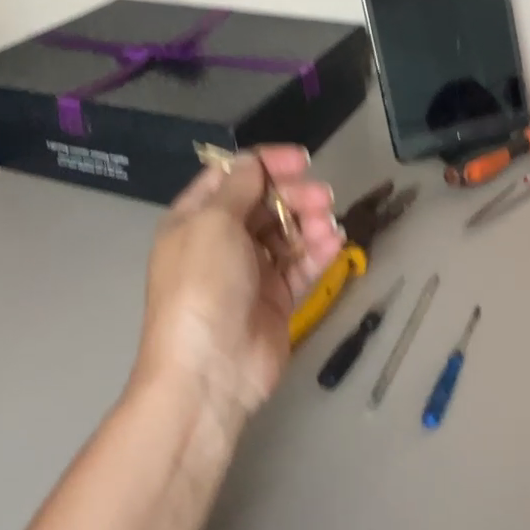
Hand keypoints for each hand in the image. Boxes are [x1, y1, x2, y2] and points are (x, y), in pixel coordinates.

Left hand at [135, 146, 345, 427]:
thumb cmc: (203, 286)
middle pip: (264, 204)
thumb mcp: (212, 224)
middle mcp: (221, 242)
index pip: (231, 177)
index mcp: (194, 219)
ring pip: (287, 234)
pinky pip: (301, 266)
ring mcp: (250, 272)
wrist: (209, 370)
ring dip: (309, 223)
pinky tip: (335, 243)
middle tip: (322, 198)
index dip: (266, 163)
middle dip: (294, 195)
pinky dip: (318, 252)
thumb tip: (252, 163)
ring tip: (328, 225)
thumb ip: (238, 188)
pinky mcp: (277, 299)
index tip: (302, 160)